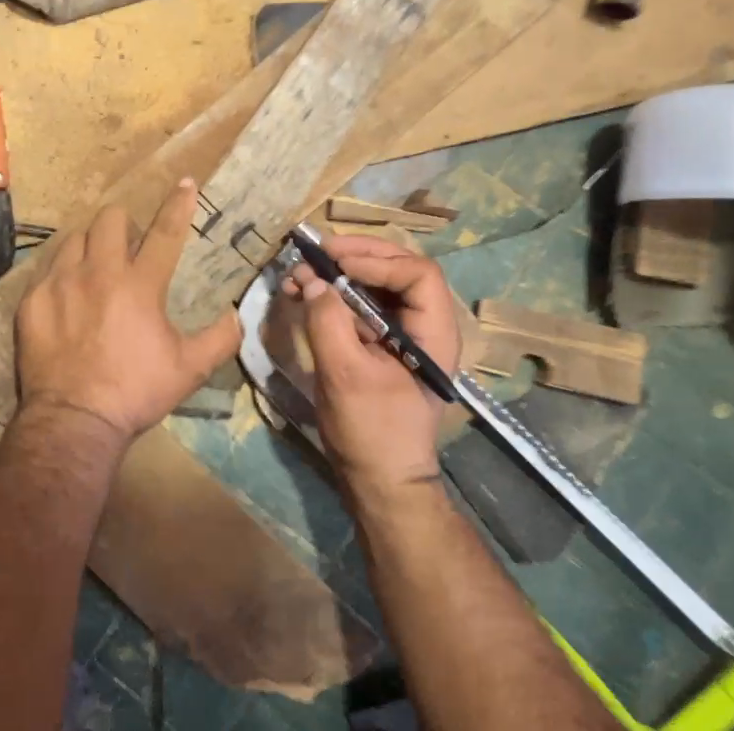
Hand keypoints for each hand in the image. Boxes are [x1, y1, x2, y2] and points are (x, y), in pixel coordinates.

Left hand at [15, 179, 242, 444]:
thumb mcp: (188, 370)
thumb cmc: (135, 392)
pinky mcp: (33, 300)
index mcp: (140, 285)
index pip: (165, 232)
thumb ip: (219, 339)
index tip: (185, 182)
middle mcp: (99, 273)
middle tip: (125, 241)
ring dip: (89, 243)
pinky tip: (65, 293)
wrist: (74, 419)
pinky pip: (47, 269)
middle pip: (109, 220)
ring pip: (74, 238)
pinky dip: (61, 273)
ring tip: (93, 262)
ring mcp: (60, 283)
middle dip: (121, 222)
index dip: (178, 204)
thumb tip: (237, 316)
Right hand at [284, 234, 460, 493]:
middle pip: (398, 270)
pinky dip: (334, 296)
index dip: (377, 260)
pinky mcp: (380, 346)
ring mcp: (402, 336)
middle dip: (356, 256)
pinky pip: (361, 307)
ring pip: (376, 286)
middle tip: (316, 251)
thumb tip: (312, 281)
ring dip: (339, 274)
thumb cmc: (372, 431)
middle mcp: (424, 326)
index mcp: (434, 333)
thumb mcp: (344, 374)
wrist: (380, 481)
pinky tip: (305, 295)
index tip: (335, 264)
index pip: (418, 274)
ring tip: (300, 273)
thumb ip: (328, 321)